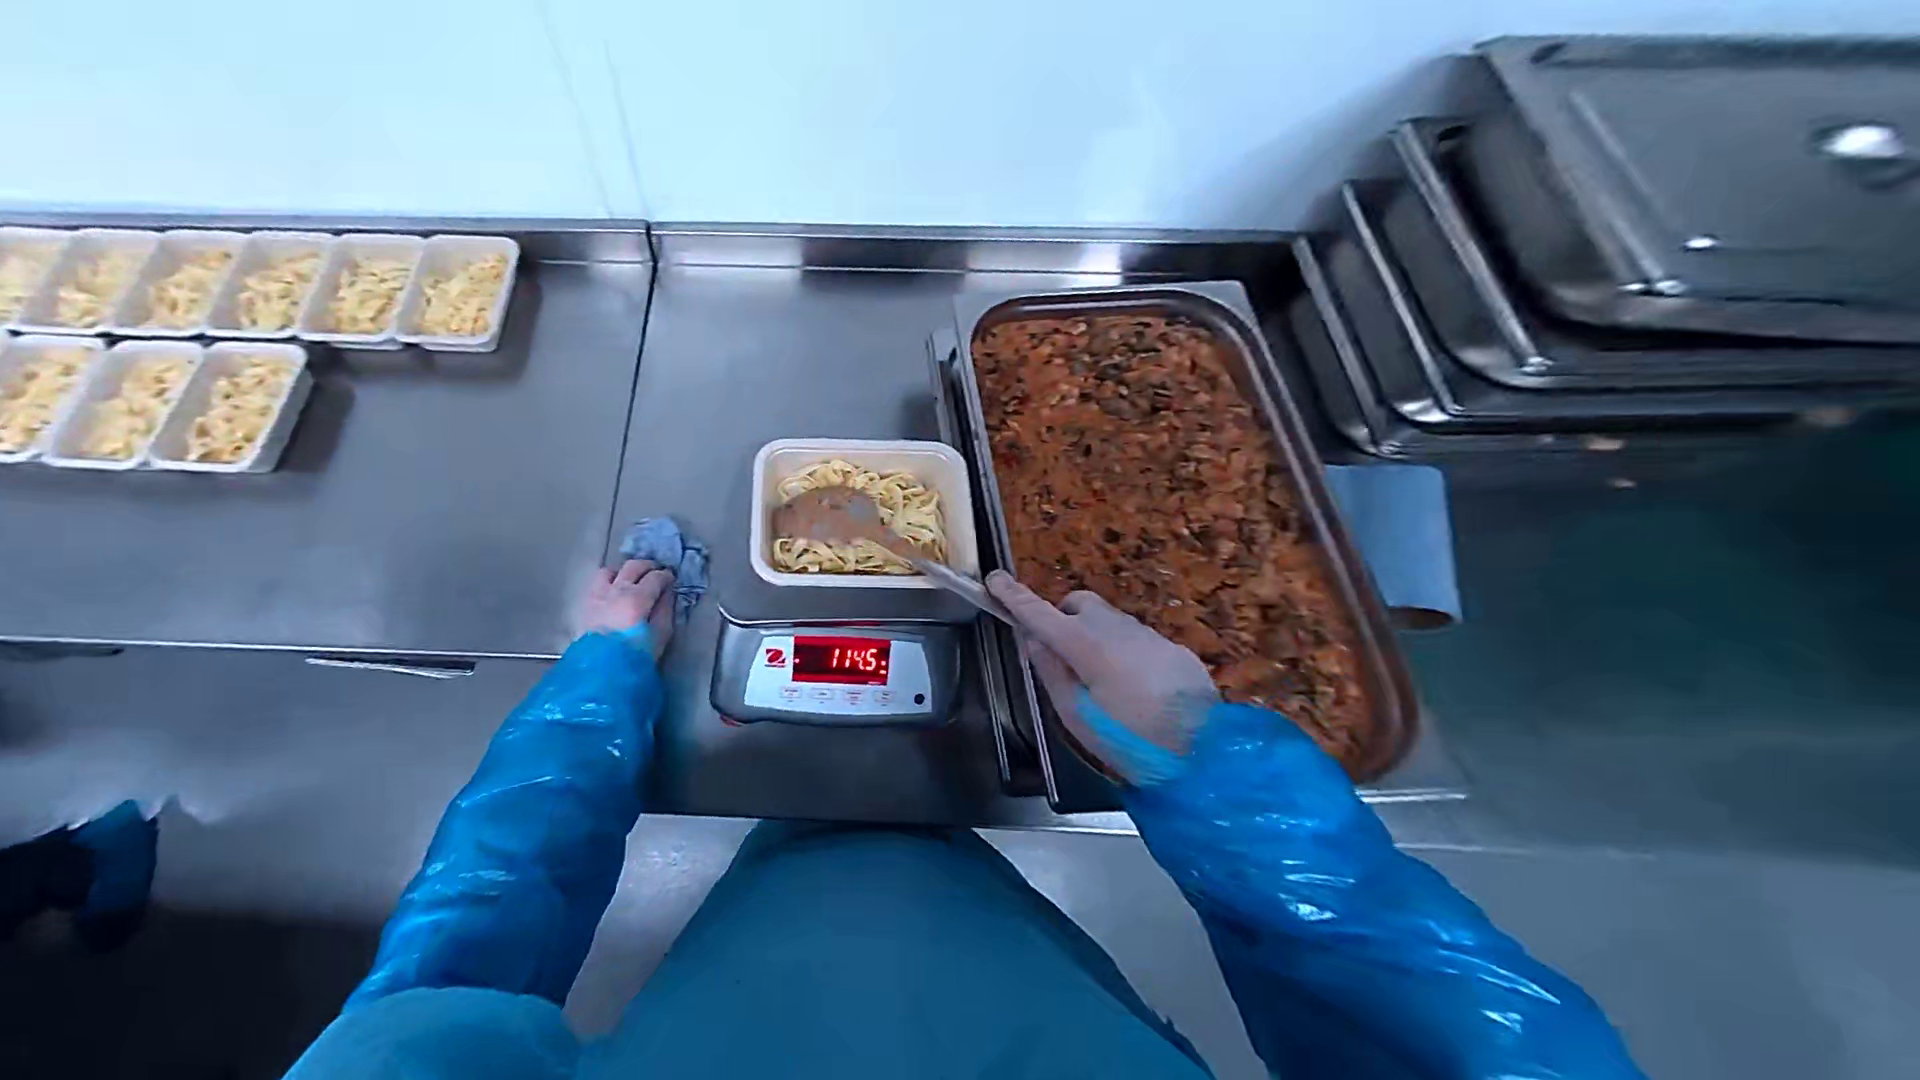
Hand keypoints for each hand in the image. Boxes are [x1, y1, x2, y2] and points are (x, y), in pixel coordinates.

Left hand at [577, 559, 676, 657]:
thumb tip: (667, 593)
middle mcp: (617, 590)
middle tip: (657, 574)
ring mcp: (598, 595)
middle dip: (649, 566)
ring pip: (612, 570)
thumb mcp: (661, 634)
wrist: (601, 672)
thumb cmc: (636, 655)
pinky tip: (614, 591)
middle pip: (634, 566)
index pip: (656, 576)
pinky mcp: (586, 603)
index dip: (667, 576)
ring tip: (632, 581)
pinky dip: (608, 581)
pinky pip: (597, 583)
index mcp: (638, 598)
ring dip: (625, 572)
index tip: (672, 580)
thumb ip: (665, 610)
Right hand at [986, 571, 1217, 784]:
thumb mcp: (1075, 714)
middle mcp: (1114, 627)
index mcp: (1084, 644)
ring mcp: (1145, 633)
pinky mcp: (1168, 645)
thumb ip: (1050, 672)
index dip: (1014, 596)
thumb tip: (1034, 641)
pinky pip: (1133, 637)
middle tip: (1060, 656)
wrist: (1202, 750)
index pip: (1039, 612)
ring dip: (1092, 635)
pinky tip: (1133, 688)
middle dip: (1061, 619)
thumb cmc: (1128, 737)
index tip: (995, 579)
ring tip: (1100, 681)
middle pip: (1076, 604)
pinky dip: (1120, 650)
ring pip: (1106, 620)